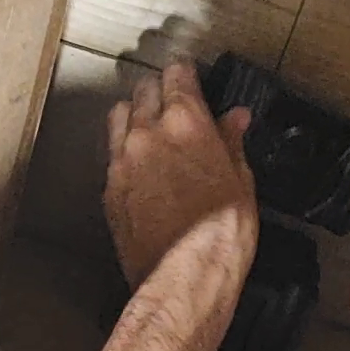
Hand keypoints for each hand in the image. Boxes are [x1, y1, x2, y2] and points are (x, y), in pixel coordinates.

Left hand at [104, 63, 257, 287]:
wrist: (183, 278)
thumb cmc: (224, 230)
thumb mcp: (241, 181)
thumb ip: (231, 142)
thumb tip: (235, 116)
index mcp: (186, 123)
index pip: (178, 75)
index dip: (185, 72)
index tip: (190, 75)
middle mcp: (148, 132)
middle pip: (145, 89)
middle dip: (160, 89)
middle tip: (174, 101)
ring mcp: (122, 159)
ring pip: (120, 115)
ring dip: (135, 112)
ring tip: (150, 126)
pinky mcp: (108, 188)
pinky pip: (112, 152)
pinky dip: (124, 147)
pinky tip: (139, 163)